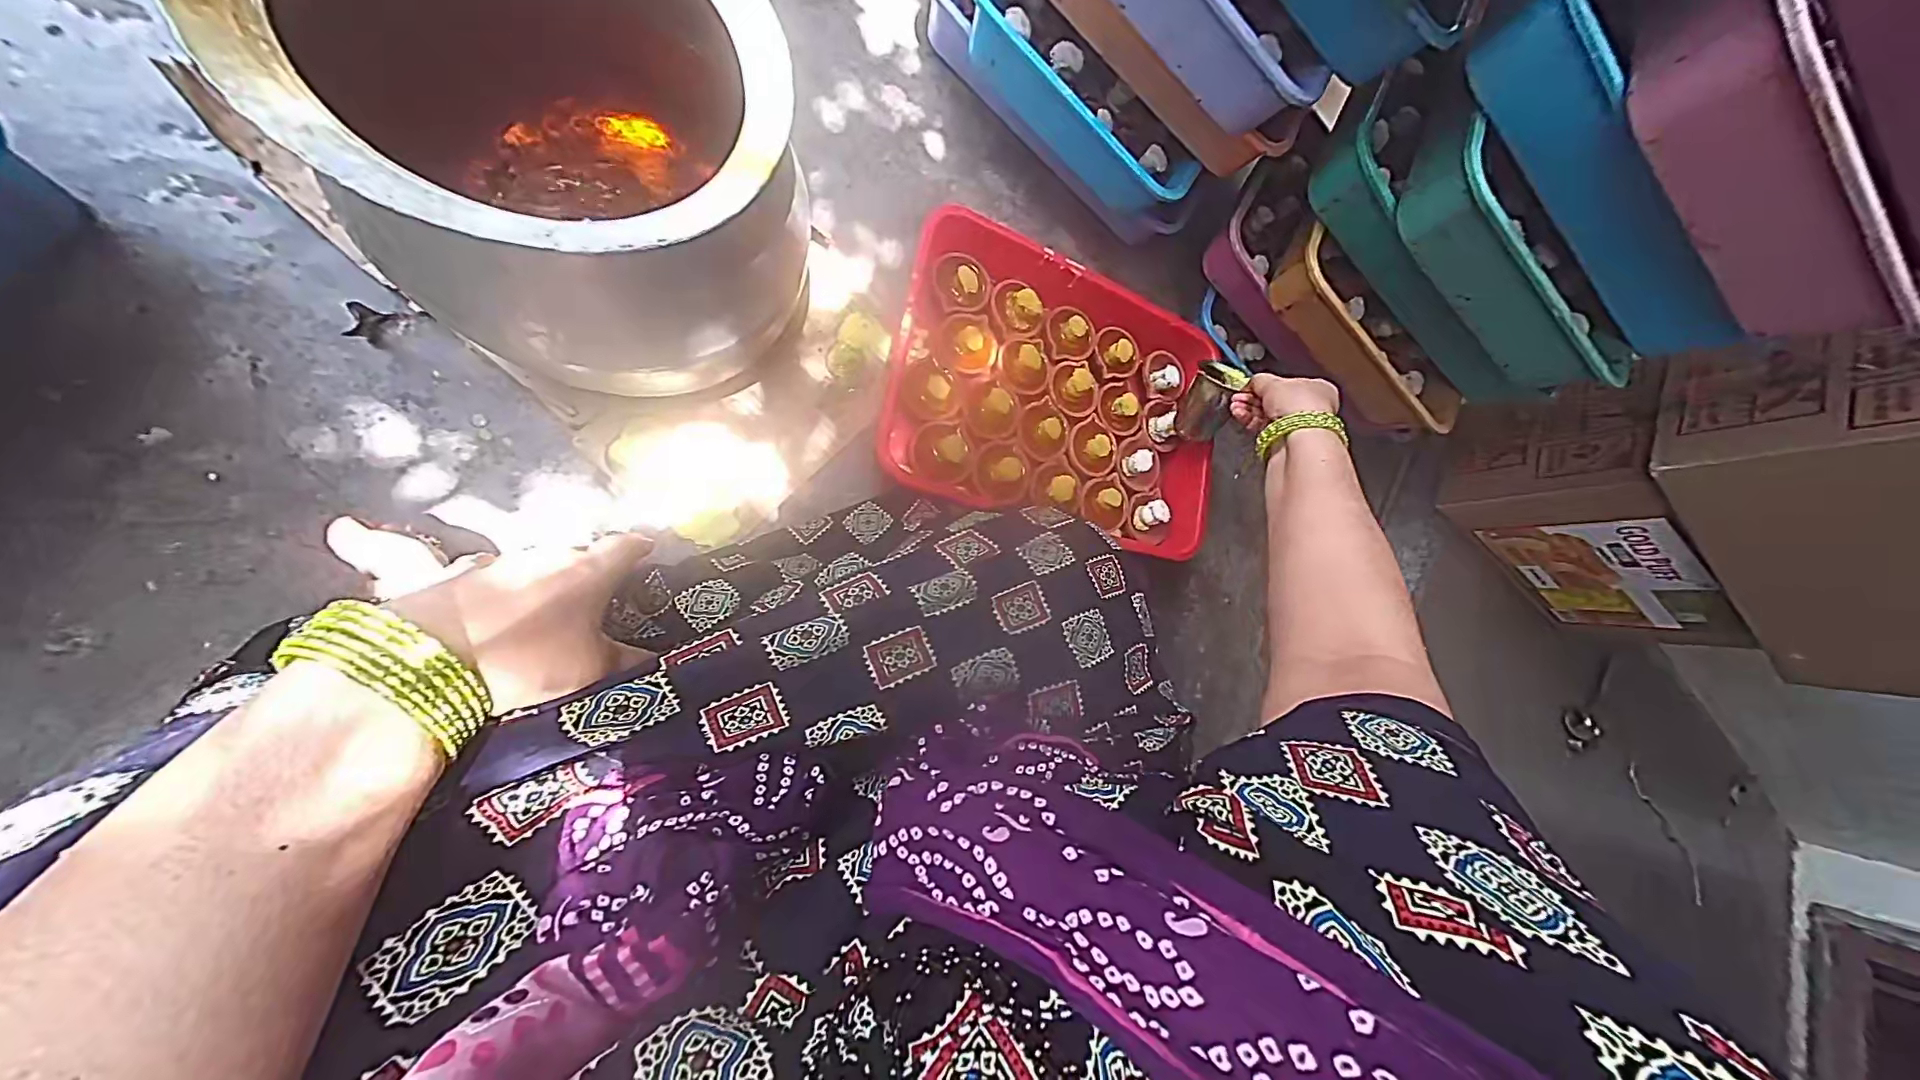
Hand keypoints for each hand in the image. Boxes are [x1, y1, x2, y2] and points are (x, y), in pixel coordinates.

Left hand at [326, 519, 653, 712]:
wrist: (431, 665)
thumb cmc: (528, 662)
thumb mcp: (589, 671)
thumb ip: (625, 661)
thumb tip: (658, 660)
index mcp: (584, 570)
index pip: (625, 546)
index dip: (641, 547)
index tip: (649, 549)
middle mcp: (538, 554)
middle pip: (569, 553)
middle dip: (582, 565)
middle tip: (590, 590)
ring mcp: (481, 563)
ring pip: (510, 559)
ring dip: (522, 573)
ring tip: (520, 594)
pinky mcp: (429, 577)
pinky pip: (404, 556)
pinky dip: (378, 546)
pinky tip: (346, 531)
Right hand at [1229, 373, 1340, 432]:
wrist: (1298, 437)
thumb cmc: (1298, 406)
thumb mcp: (1273, 383)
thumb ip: (1260, 380)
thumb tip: (1253, 382)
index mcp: (1317, 388)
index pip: (1286, 385)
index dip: (1264, 385)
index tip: (1248, 386)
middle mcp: (1309, 407)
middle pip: (1273, 401)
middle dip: (1253, 399)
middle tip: (1238, 398)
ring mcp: (1295, 425)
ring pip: (1266, 415)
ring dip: (1249, 410)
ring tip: (1236, 407)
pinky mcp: (1283, 440)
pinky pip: (1263, 428)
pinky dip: (1251, 421)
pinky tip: (1240, 415)